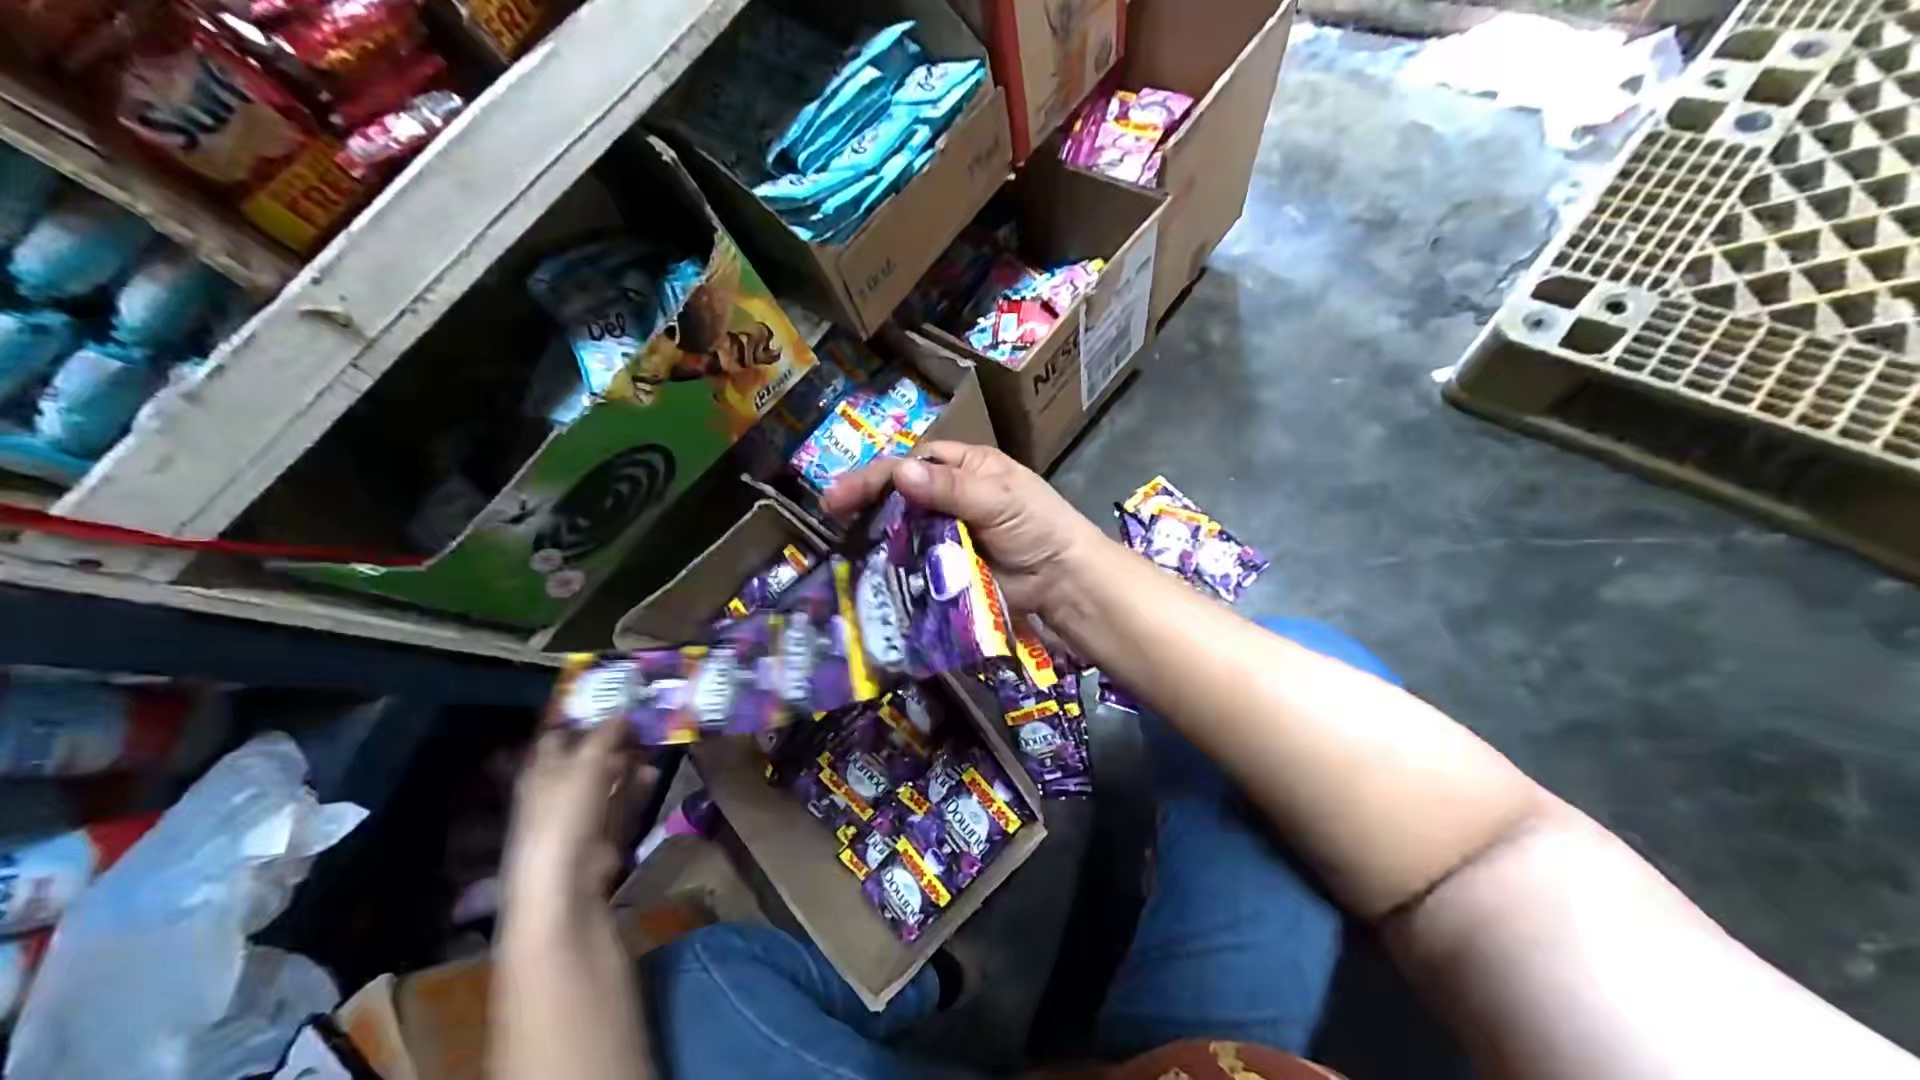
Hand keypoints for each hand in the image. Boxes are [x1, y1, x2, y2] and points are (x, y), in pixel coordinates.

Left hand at [501, 719, 653, 918]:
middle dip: (616, 741)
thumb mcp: (586, 761)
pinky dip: (637, 788)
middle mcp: (557, 788)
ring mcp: (579, 812)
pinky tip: (652, 776)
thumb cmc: (565, 811)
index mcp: (541, 769)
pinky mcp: (600, 832)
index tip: (617, 704)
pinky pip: (621, 802)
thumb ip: (606, 734)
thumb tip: (623, 711)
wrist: (566, 878)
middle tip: (645, 724)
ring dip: (631, 763)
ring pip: (608, 778)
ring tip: (654, 748)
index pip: (560, 735)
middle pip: (588, 756)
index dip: (585, 720)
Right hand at [823, 441, 1109, 618]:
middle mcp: (949, 496)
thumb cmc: (1038, 526)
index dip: (878, 475)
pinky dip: (893, 564)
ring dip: (875, 533)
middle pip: (900, 494)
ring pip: (902, 528)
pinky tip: (868, 569)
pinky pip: (913, 561)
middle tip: (831, 514)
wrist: (1062, 580)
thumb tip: (900, 473)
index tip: (844, 493)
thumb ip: (950, 489)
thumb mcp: (998, 498)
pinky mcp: (945, 565)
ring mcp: (945, 532)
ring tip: (841, 542)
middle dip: (867, 501)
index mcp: (964, 468)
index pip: (914, 463)